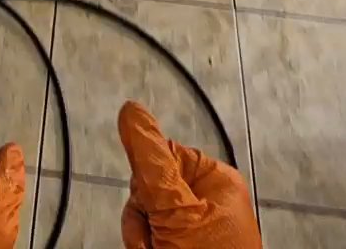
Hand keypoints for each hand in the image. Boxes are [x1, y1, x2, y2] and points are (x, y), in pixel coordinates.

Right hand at [118, 101, 260, 248]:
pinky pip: (152, 241)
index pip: (161, 157)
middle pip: (150, 191)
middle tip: (155, 244)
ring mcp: (198, 232)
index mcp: (215, 180)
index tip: (152, 207)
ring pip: (146, 221)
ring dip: (141, 241)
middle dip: (142, 220)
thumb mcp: (175, 212)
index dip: (147, 184)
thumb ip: (151, 162)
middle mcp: (208, 202)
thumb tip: (131, 110)